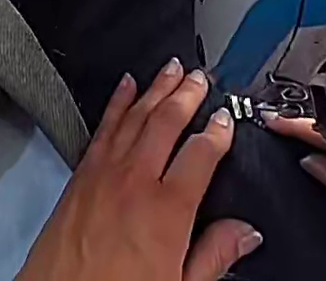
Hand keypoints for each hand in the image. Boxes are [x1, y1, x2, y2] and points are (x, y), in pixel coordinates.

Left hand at [17, 59, 261, 280]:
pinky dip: (117, 101)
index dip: (218, 131)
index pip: (201, 153)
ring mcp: (106, 173)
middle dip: (188, 94)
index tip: (226, 117)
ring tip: (172, 68)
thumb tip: (244, 233)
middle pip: (169, 121)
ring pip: (138, 114)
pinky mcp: (81, 174)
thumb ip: (213, 256)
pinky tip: (126, 85)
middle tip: (200, 78)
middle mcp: (136, 182)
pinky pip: (104, 126)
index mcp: (166, 211)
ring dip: (157, 87)